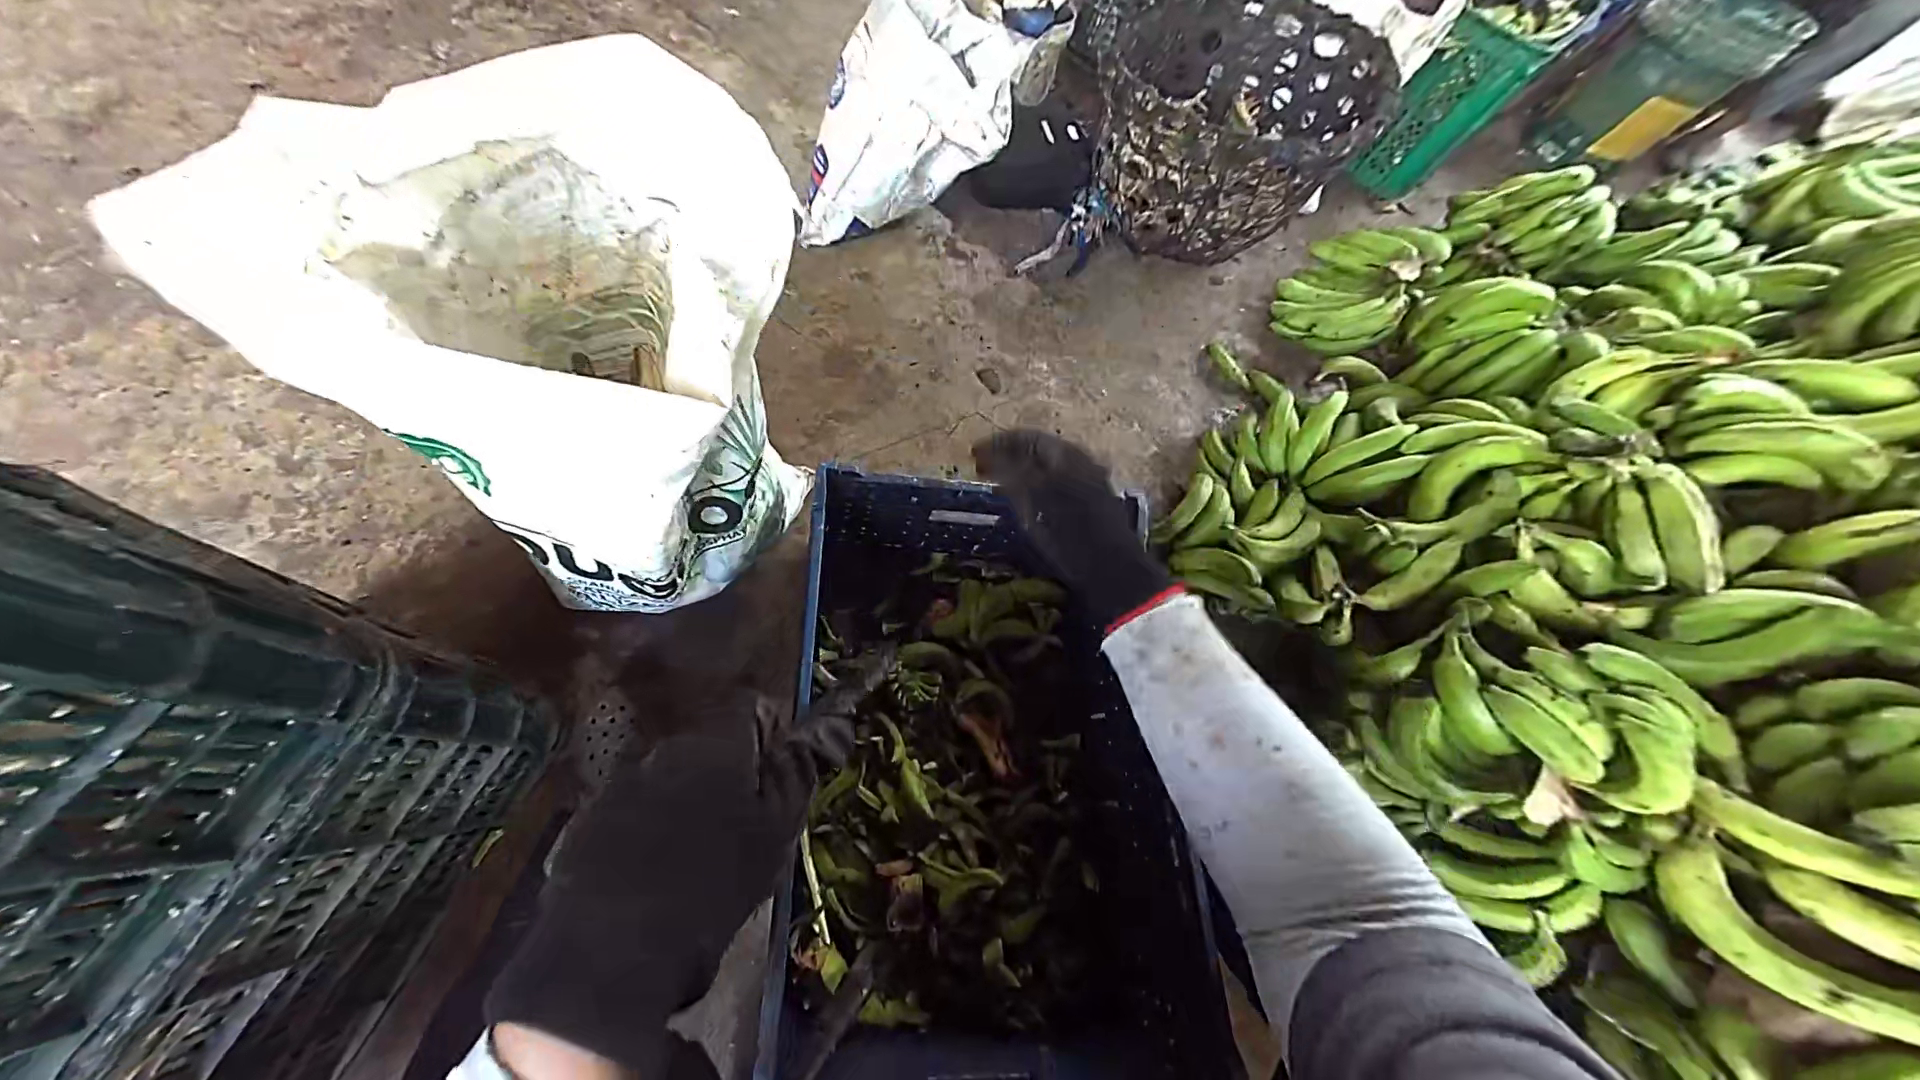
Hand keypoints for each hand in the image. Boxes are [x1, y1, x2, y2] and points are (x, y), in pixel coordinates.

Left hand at [485, 652, 889, 1076]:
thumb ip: (795, 773)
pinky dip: (643, 827)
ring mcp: (618, 784)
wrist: (613, 953)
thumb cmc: (716, 885)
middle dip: (724, 772)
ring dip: (683, 799)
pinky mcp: (583, 821)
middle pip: (707, 745)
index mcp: (718, 746)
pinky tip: (646, 873)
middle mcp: (665, 750)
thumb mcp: (776, 833)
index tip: (774, 767)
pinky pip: (628, 809)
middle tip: (737, 822)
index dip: (766, 730)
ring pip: (667, 777)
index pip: (748, 706)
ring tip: (688, 854)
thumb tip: (806, 735)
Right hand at [973, 430, 1172, 629]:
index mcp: (1066, 455)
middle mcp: (1082, 462)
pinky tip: (1029, 499)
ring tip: (1002, 482)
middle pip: (1040, 449)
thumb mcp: (1032, 502)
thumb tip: (992, 455)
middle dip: (1010, 455)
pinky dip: (1039, 484)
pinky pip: (1061, 482)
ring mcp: (1093, 481)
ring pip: (1051, 466)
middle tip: (984, 466)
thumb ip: (1011, 473)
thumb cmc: (1069, 536)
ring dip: (1024, 470)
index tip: (975, 454)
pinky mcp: (1097, 502)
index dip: (997, 443)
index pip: (1026, 438)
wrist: (1112, 571)